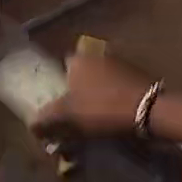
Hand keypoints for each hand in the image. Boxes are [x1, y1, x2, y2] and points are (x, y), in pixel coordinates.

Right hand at [32, 48, 153, 134]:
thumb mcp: (67, 116)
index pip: (61, 68)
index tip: (59, 105)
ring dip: (97, 97)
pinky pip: (118, 88)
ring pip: (100, 82)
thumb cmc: (102, 107)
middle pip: (81, 75)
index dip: (58, 86)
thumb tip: (31, 126)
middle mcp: (97, 55)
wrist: (151, 110)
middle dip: (78, 92)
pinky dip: (114, 100)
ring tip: (96, 120)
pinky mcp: (139, 76)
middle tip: (76, 115)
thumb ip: (46, 119)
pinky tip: (115, 117)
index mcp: (77, 59)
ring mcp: (120, 64)